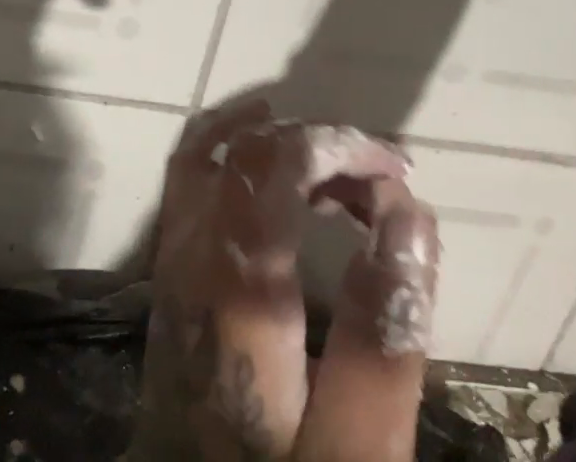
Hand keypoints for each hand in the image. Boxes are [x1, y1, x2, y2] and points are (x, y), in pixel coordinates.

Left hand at [133, 100, 440, 461]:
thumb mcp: (357, 439)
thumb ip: (383, 332)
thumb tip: (408, 215)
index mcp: (238, 290)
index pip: (272, 170)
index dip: (335, 147)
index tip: (398, 173)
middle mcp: (191, 254)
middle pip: (243, 154)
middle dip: (319, 144)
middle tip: (385, 176)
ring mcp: (170, 254)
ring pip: (208, 155)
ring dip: (278, 143)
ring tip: (345, 168)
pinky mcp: (167, 264)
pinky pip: (189, 178)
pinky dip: (229, 147)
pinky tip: (264, 149)